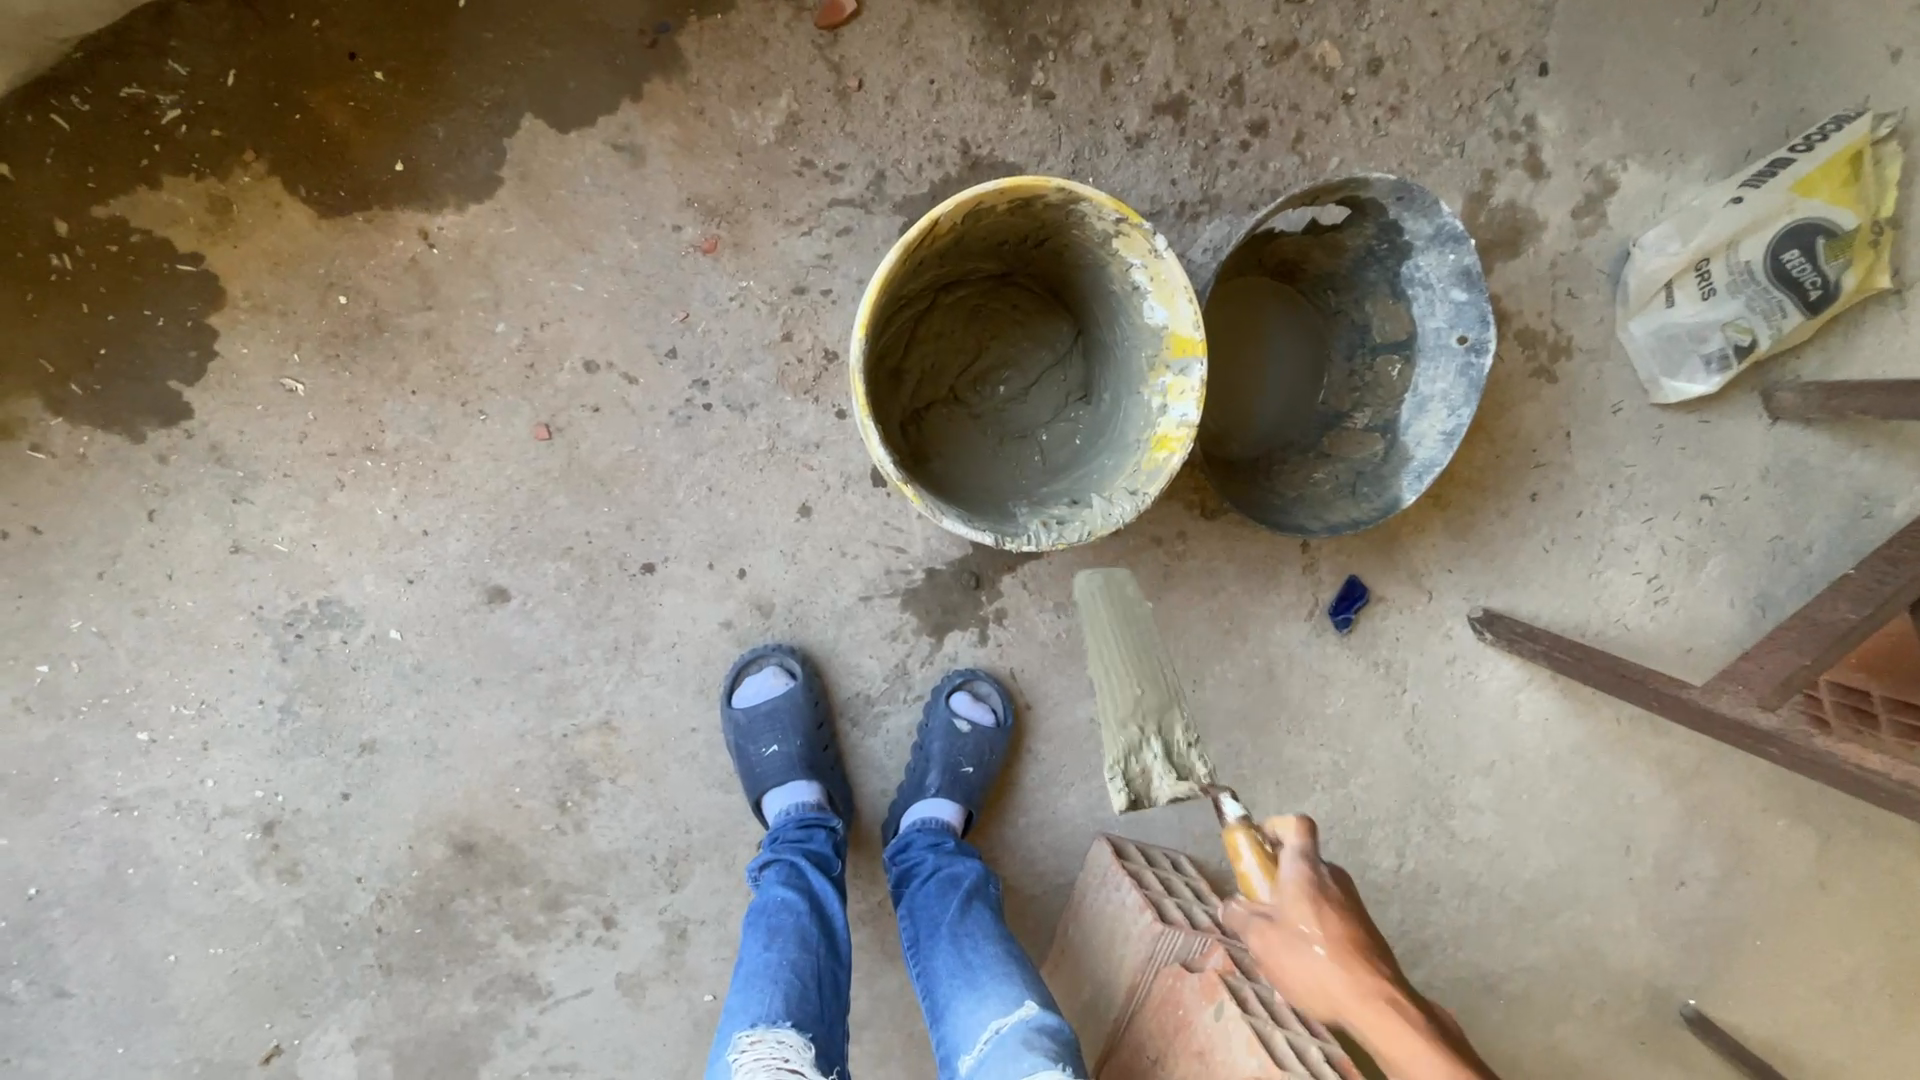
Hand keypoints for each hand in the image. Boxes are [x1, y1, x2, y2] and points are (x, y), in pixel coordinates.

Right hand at [1220, 815, 1494, 1079]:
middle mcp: (1332, 876)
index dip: (1275, 826)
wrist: (1375, 1004)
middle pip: (1302, 860)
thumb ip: (1238, 915)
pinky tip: (1305, 960)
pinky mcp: (1365, 929)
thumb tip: (1228, 905)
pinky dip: (1314, 926)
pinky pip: (1330, 914)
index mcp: (1306, 867)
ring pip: (1315, 890)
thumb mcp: (1260, 939)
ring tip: (1279, 940)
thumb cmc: (1311, 959)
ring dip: (1294, 905)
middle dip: (1277, 877)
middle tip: (1258, 905)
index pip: (1296, 824)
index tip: (1258, 847)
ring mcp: (1352, 902)